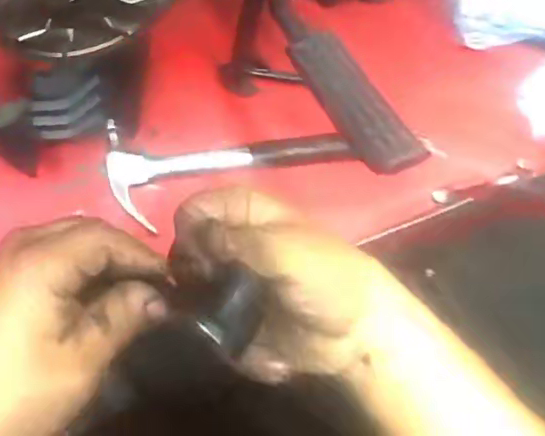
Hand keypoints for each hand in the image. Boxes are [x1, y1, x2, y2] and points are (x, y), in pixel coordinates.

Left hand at [0, 217, 167, 435]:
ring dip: (101, 255)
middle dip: (122, 252)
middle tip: (152, 282)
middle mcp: (24, 241)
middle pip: (87, 229)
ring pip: (70, 234)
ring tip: (128, 285)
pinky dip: (78, 260)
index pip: (105, 237)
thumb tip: (159, 296)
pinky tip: (92, 288)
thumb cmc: (21, 393)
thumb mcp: (81, 361)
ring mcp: (9, 253)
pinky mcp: (2, 269)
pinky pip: (51, 246)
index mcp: (41, 258)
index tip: (170, 279)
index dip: (140, 255)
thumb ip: (122, 317)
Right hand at [169, 187, 406, 383]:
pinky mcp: (237, 315)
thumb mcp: (282, 249)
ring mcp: (234, 278)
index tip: (196, 255)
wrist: (356, 330)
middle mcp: (234, 239)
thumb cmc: (325, 274)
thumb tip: (195, 236)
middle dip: (190, 271)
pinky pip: (211, 320)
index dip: (189, 227)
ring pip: (194, 286)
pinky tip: (237, 339)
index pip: (197, 206)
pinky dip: (217, 331)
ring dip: (202, 304)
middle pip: (188, 247)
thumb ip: (238, 240)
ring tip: (224, 318)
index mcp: (245, 211)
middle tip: (210, 291)